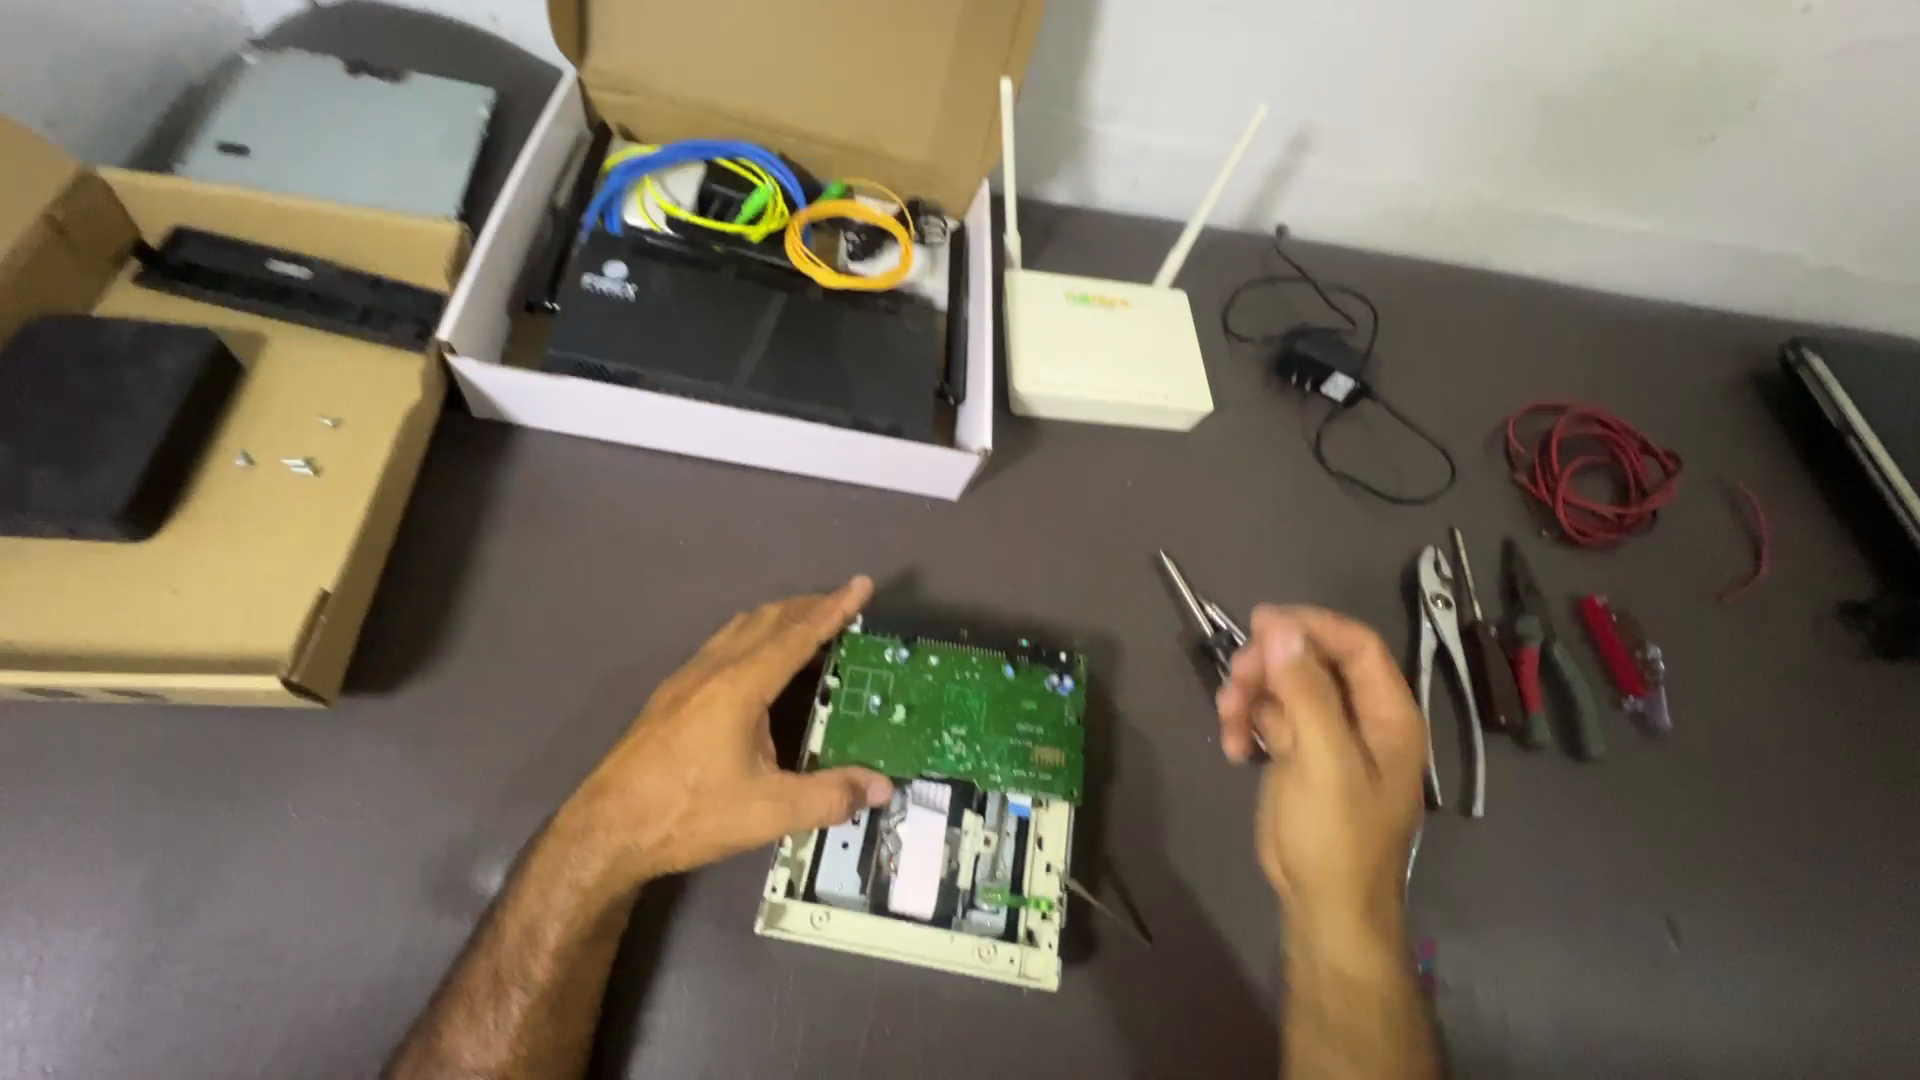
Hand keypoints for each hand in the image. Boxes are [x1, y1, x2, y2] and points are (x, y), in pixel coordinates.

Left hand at [565, 577, 893, 884]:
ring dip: (780, 617)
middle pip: (768, 619)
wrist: (605, 829)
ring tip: (808, 624)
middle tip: (845, 603)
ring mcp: (687, 678)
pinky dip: (754, 635)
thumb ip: (829, 797)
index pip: (797, 635)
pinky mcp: (672, 694)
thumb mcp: (767, 812)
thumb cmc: (688, 814)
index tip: (861, 584)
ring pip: (741, 628)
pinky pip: (723, 644)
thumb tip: (882, 787)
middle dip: (810, 605)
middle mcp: (713, 669)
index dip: (834, 609)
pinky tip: (758, 662)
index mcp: (740, 686)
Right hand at [1214, 606, 1425, 944]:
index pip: (1357, 646)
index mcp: (1387, 715)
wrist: (1323, 905)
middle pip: (1311, 661)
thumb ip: (1305, 692)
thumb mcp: (1323, 761)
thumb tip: (1279, 627)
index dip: (1311, 626)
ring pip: (1282, 685)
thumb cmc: (1337, 837)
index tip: (1260, 623)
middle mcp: (1360, 717)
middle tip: (1234, 679)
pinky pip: (1268, 715)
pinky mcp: (1297, 752)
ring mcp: (1326, 734)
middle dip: (1268, 665)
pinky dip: (1245, 722)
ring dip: (1248, 694)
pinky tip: (1233, 748)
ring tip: (1227, 721)